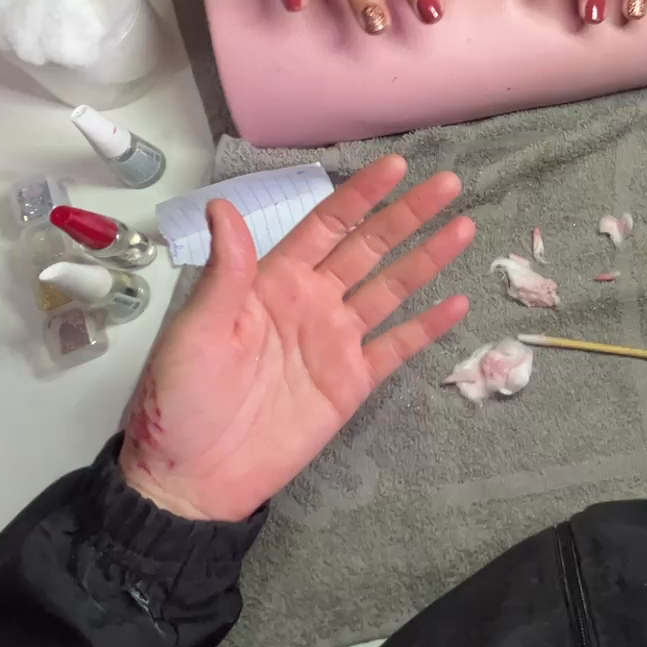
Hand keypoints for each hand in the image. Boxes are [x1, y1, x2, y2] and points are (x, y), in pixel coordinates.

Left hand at [120, 156, 475, 521]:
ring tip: (464, 228)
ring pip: (392, 289)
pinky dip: (428, 326)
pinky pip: (398, 346)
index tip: (396, 167)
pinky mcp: (353, 381)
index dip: (361, 195)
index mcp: (277, 280)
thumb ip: (225, 272)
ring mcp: (338, 340)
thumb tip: (224, 207)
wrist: (192, 479)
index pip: (328, 226)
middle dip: (408, 215)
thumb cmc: (182, 398)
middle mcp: (315, 299)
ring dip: (428, 258)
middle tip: (447, 184)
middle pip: (371, 247)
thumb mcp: (197, 331)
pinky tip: (458, 302)